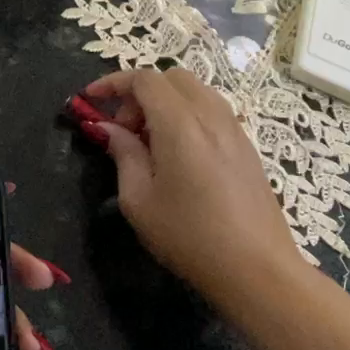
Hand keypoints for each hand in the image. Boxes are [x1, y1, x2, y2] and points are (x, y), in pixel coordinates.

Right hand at [82, 68, 305, 304]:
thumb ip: (123, 154)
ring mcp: (235, 131)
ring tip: (150, 142)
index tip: (91, 100)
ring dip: (165, 103)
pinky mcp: (248, 148)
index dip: (113, 82)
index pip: (144, 79)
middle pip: (172, 78)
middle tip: (124, 129)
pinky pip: (213, 112)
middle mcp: (211, 117)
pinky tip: (178, 155)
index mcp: (180, 124)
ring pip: (195, 92)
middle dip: (140, 93)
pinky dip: (187, 116)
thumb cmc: (190, 237)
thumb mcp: (139, 200)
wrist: (258, 271)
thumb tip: (110, 129)